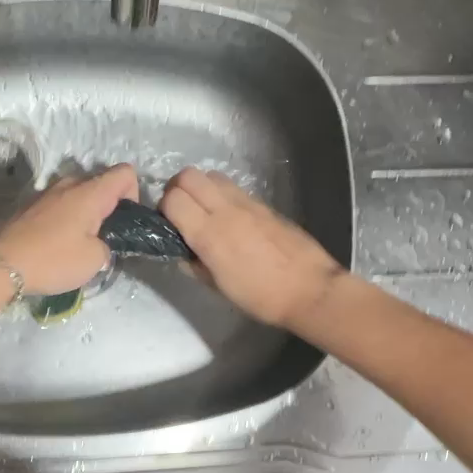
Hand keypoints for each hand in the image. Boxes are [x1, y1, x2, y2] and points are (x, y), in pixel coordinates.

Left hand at [0, 164, 139, 294]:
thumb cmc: (51, 260)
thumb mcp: (93, 261)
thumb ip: (106, 246)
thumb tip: (100, 242)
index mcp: (89, 193)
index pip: (125, 173)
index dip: (133, 193)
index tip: (125, 221)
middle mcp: (67, 184)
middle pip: (99, 182)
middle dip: (107, 206)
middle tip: (102, 237)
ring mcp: (44, 192)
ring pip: (75, 193)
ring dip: (82, 212)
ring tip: (76, 242)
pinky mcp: (26, 205)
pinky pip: (55, 205)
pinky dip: (61, 218)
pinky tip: (53, 243)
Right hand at [160, 168, 345, 328]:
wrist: (308, 289)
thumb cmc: (260, 296)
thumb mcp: (217, 287)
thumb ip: (194, 264)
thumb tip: (181, 251)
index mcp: (210, 235)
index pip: (173, 199)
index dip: (163, 209)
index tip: (167, 226)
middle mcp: (226, 210)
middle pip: (188, 176)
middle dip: (176, 190)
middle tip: (180, 213)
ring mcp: (247, 203)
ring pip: (210, 176)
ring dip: (199, 189)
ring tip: (203, 213)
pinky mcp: (263, 204)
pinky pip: (232, 188)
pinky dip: (219, 195)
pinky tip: (227, 219)